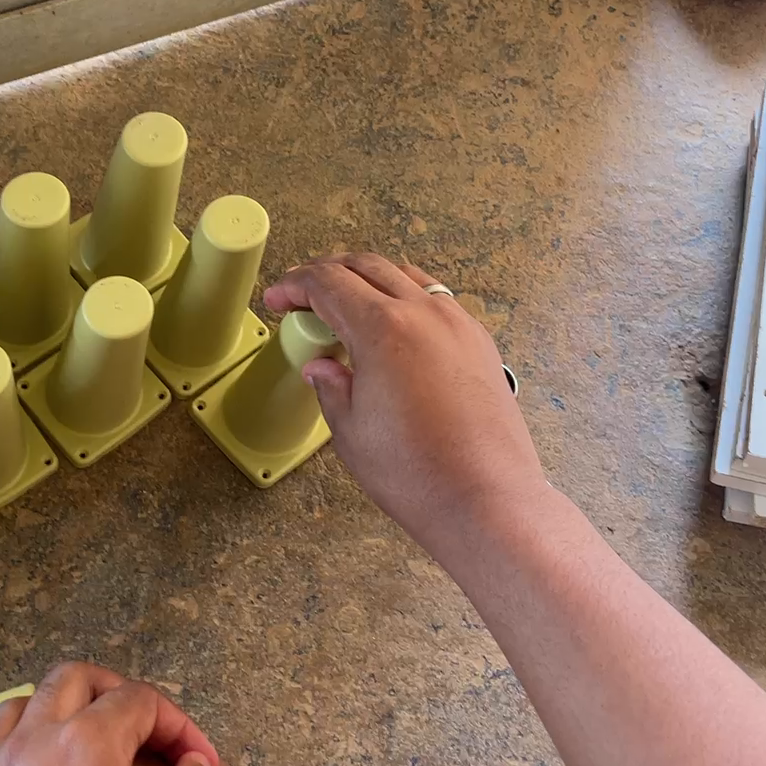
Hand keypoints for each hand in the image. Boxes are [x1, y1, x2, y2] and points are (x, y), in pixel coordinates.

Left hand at [0, 662, 229, 765]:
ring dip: (51, 719)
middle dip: (112, 693)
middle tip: (139, 729)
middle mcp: (29, 745)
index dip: (178, 724)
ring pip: (15, 710)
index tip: (194, 760)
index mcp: (87, 746)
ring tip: (76, 752)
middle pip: (73, 679)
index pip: (142, 699)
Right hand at [262, 253, 548, 540]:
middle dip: (327, 273)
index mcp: (384, 329)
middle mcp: (424, 313)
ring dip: (367, 279)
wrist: (486, 499)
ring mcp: (457, 324)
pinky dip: (404, 298)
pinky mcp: (479, 342)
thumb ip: (331, 385)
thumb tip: (321, 366)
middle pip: (366, 266)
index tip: (279, 298)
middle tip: (303, 297)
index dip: (295, 284)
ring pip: (404, 275)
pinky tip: (393, 327)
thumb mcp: (350, 430)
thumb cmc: (418, 472)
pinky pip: (435, 299)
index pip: (328, 282)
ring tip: (346, 307)